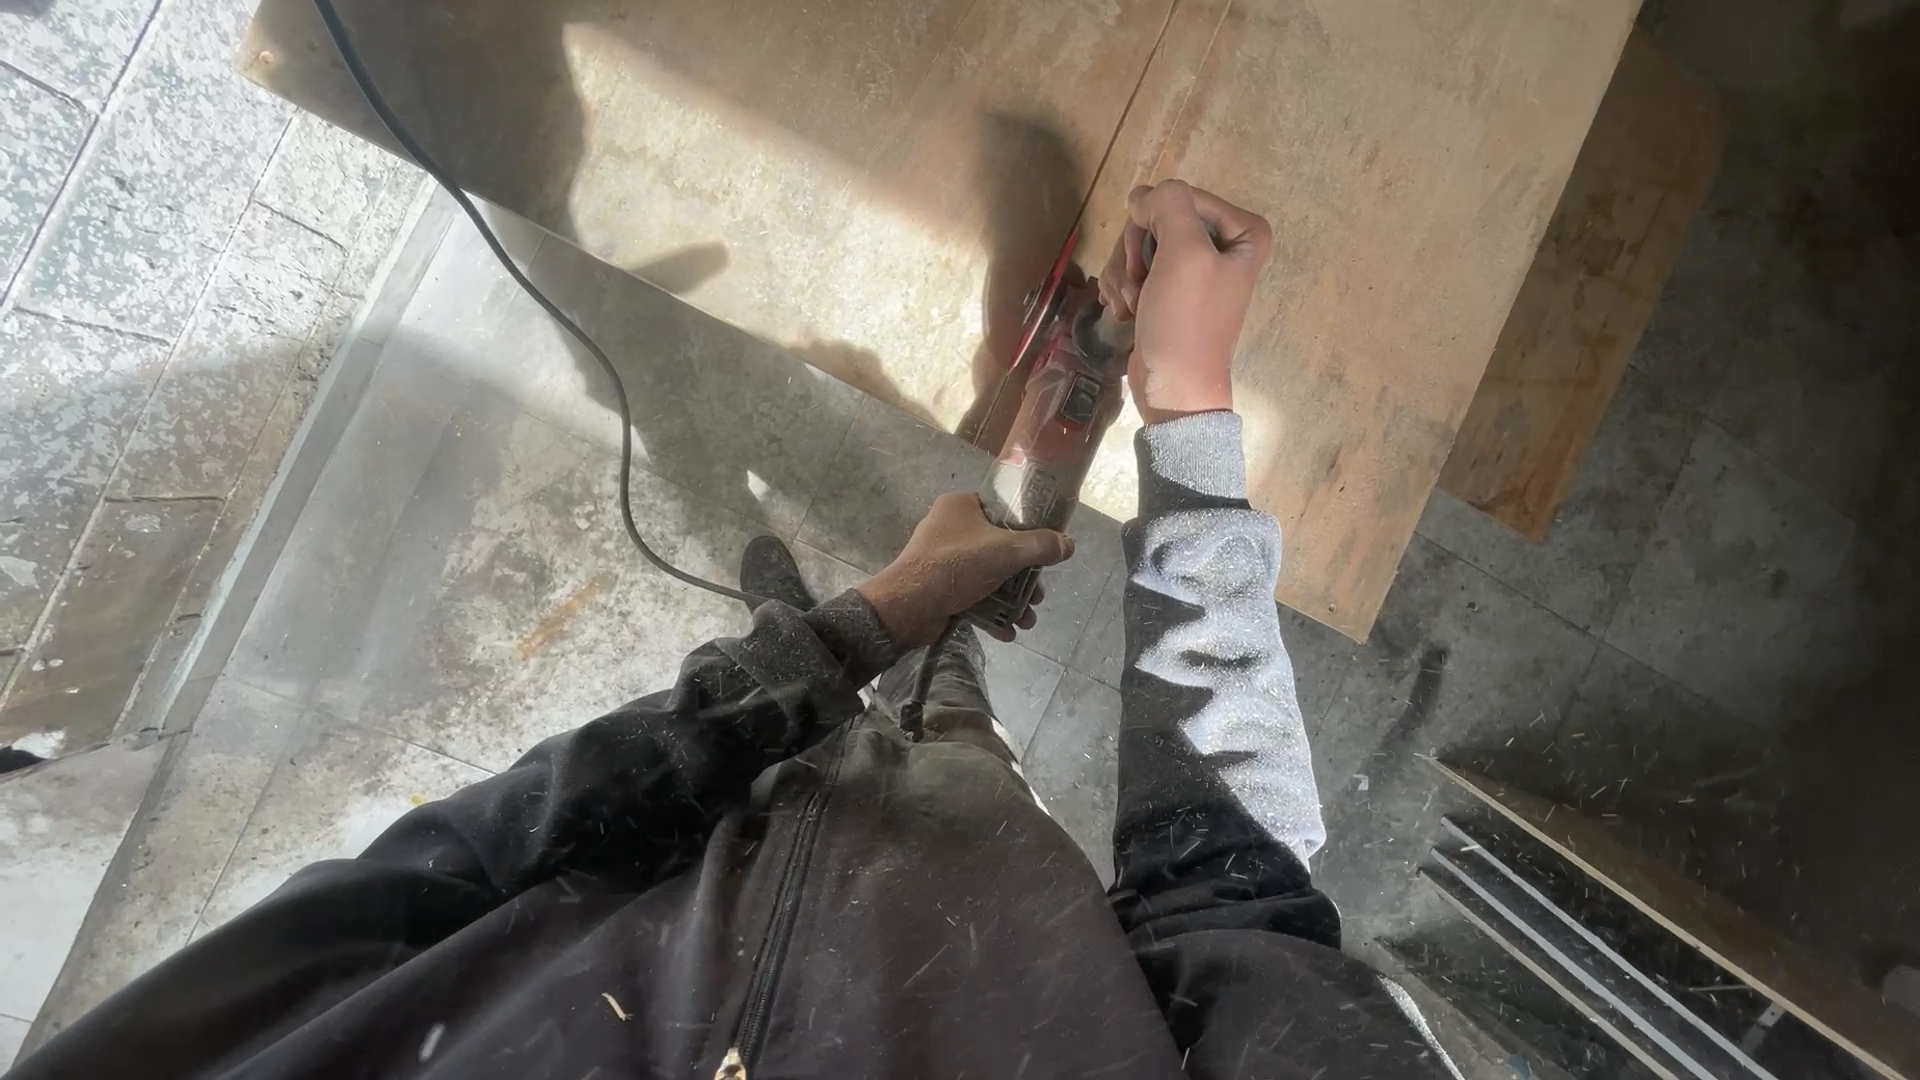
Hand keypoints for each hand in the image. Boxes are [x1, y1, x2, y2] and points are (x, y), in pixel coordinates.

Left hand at [857, 493, 1073, 646]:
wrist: (907, 607)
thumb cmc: (957, 566)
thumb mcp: (1007, 551)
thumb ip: (1041, 546)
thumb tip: (1069, 544)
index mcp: (961, 506)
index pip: (1002, 511)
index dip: (1027, 530)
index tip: (1045, 551)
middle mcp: (951, 528)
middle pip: (1000, 549)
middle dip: (1023, 578)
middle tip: (1038, 596)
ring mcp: (943, 560)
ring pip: (989, 576)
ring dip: (1011, 600)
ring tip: (1027, 621)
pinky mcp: (940, 587)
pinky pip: (973, 595)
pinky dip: (991, 612)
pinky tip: (1008, 632)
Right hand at [1096, 181, 1271, 423]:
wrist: (1173, 387)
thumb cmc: (1185, 322)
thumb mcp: (1183, 253)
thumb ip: (1168, 205)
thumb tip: (1142, 196)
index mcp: (1242, 231)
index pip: (1179, 197)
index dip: (1153, 222)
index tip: (1148, 260)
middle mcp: (1220, 246)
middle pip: (1156, 220)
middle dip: (1136, 253)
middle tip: (1140, 284)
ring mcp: (1191, 270)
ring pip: (1138, 246)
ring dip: (1125, 275)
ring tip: (1132, 304)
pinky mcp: (1166, 292)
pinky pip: (1133, 270)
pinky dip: (1122, 289)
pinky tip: (1126, 311)